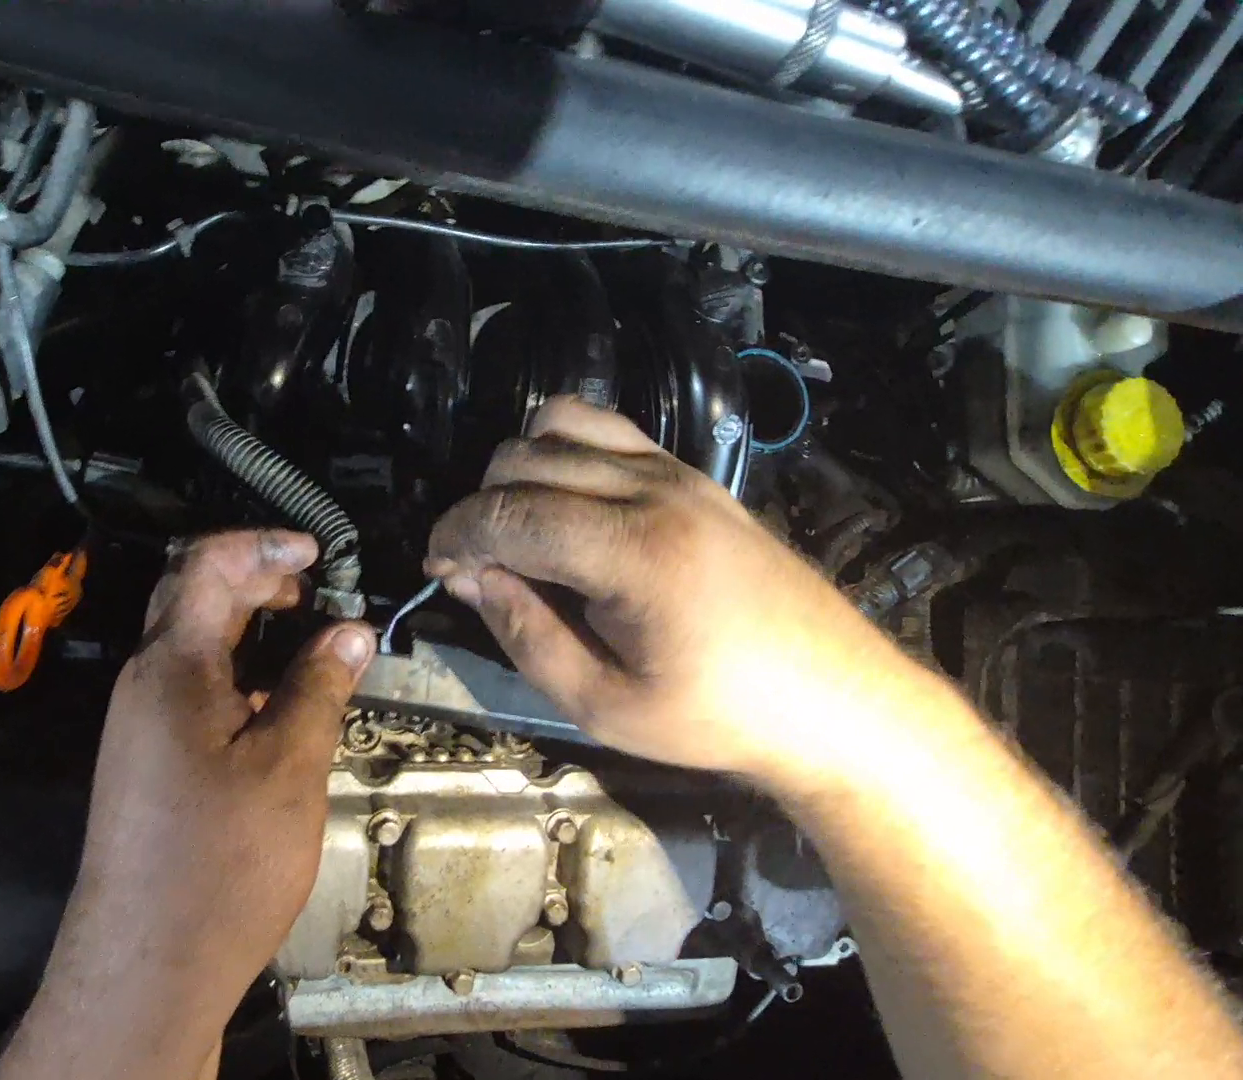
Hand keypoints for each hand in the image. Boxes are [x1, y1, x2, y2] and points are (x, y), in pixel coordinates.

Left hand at [8, 531, 374, 1079]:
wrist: (146, 962)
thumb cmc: (222, 860)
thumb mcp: (288, 766)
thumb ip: (318, 686)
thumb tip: (351, 629)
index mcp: (170, 665)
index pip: (206, 566)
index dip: (262, 545)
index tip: (317, 553)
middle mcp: (145, 680)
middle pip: (194, 596)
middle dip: (257, 580)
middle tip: (318, 594)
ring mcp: (141, 719)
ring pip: (194, 643)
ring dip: (249, 627)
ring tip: (310, 639)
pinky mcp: (150, 755)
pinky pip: (192, 686)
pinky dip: (238, 672)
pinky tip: (280, 698)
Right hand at [425, 397, 928, 786]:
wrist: (837, 700)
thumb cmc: (716, 715)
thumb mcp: (602, 704)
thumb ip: (523, 633)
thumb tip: (468, 574)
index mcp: (635, 554)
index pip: (509, 513)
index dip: (454, 535)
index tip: (437, 567)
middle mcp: (654, 490)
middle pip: (522, 460)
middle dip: (477, 508)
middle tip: (475, 565)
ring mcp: (677, 471)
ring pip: (557, 425)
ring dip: (515, 471)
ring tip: (516, 528)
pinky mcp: (692, 472)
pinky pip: (603, 428)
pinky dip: (560, 450)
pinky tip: (562, 501)